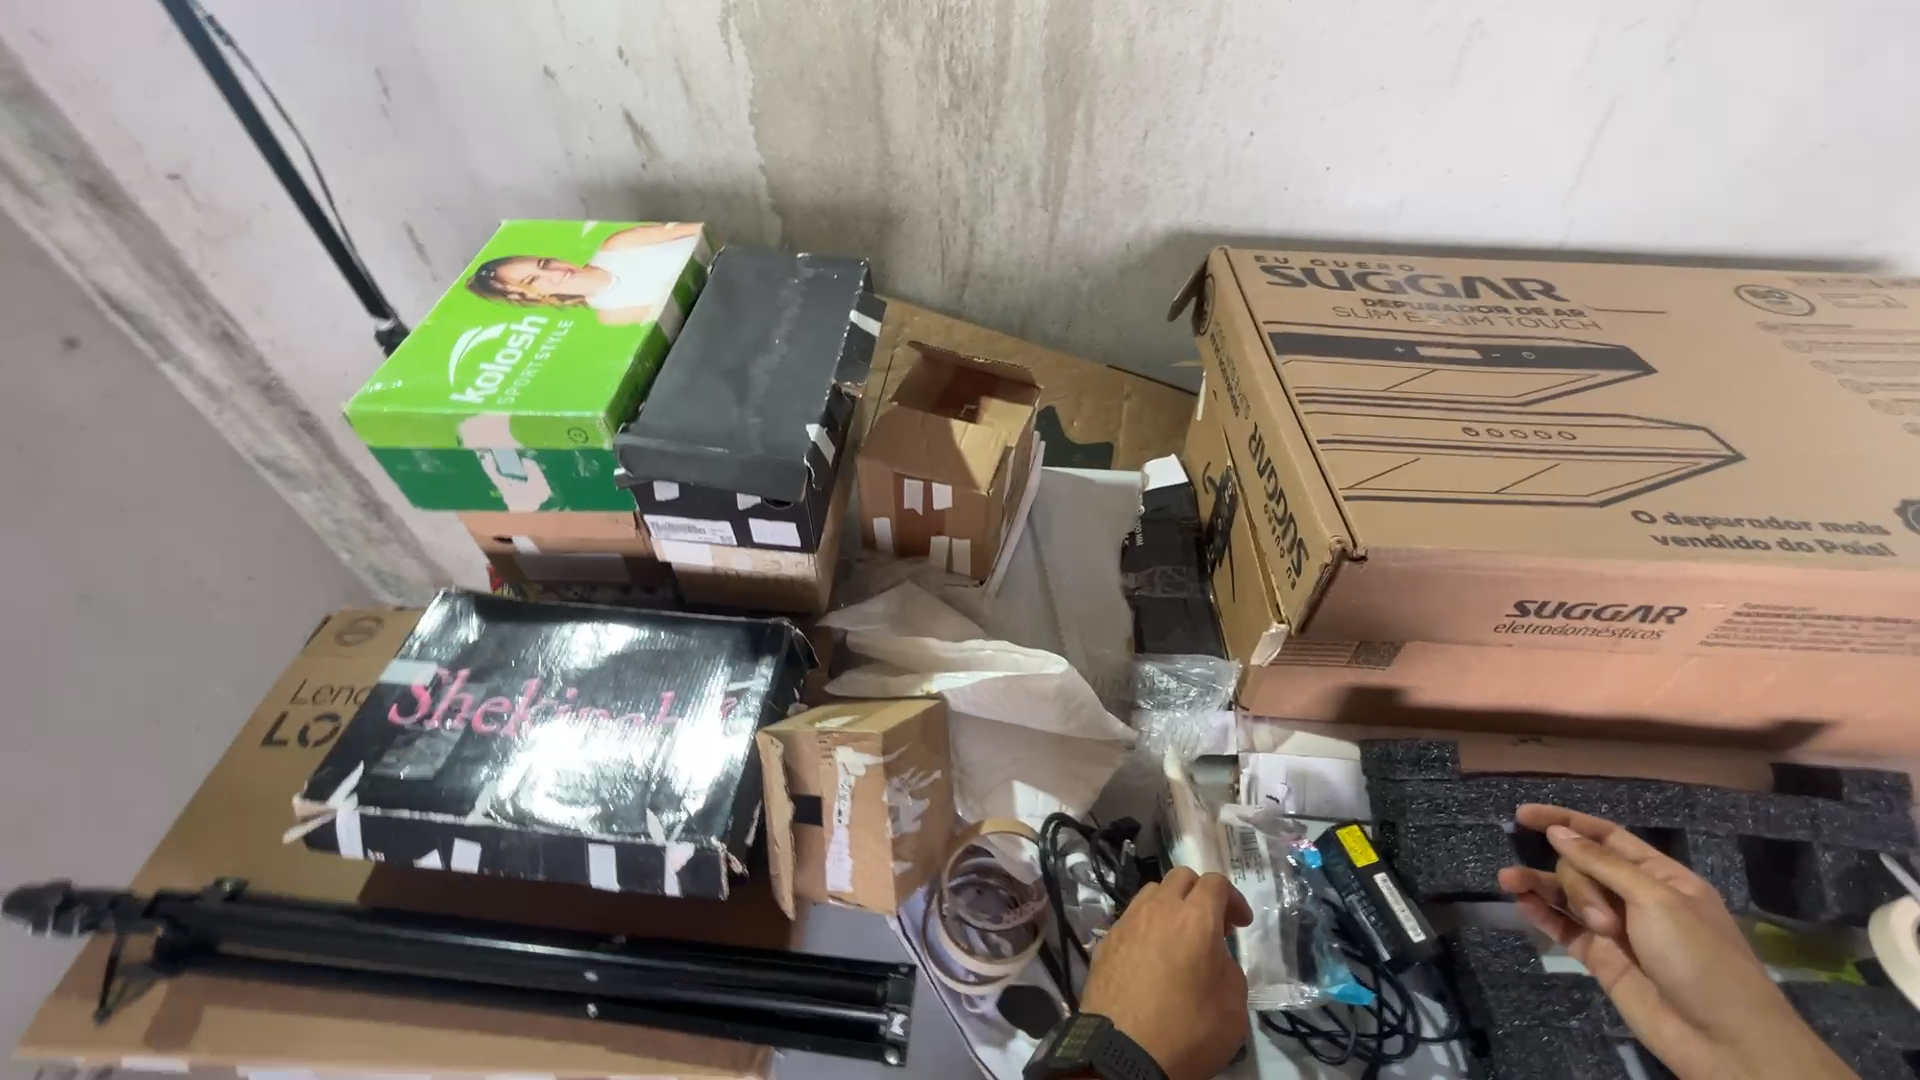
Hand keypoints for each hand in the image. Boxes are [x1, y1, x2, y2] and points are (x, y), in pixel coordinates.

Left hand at [1079, 867, 1252, 1079]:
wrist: (1121, 1052)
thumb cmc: (1185, 1032)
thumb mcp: (1233, 1010)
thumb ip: (1230, 970)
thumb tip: (1215, 957)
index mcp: (1195, 919)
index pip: (1215, 882)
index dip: (1233, 898)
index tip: (1241, 924)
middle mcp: (1159, 909)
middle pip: (1181, 877)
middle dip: (1201, 894)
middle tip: (1212, 928)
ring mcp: (1127, 920)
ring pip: (1153, 892)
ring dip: (1172, 906)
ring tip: (1180, 940)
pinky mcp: (1106, 938)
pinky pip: (1132, 917)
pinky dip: (1147, 926)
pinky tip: (1152, 957)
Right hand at [1499, 804, 1855, 1079]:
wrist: (1727, 1044)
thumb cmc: (1704, 963)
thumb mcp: (1657, 903)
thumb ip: (1603, 865)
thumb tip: (1557, 832)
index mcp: (1662, 879)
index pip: (1606, 837)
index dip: (1566, 821)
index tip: (1524, 815)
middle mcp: (1636, 898)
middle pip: (1582, 867)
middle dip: (1576, 882)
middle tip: (1601, 920)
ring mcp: (1616, 929)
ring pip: (1565, 893)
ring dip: (1538, 885)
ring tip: (1510, 882)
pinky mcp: (1599, 957)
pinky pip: (1561, 926)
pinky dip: (1540, 912)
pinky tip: (1520, 903)